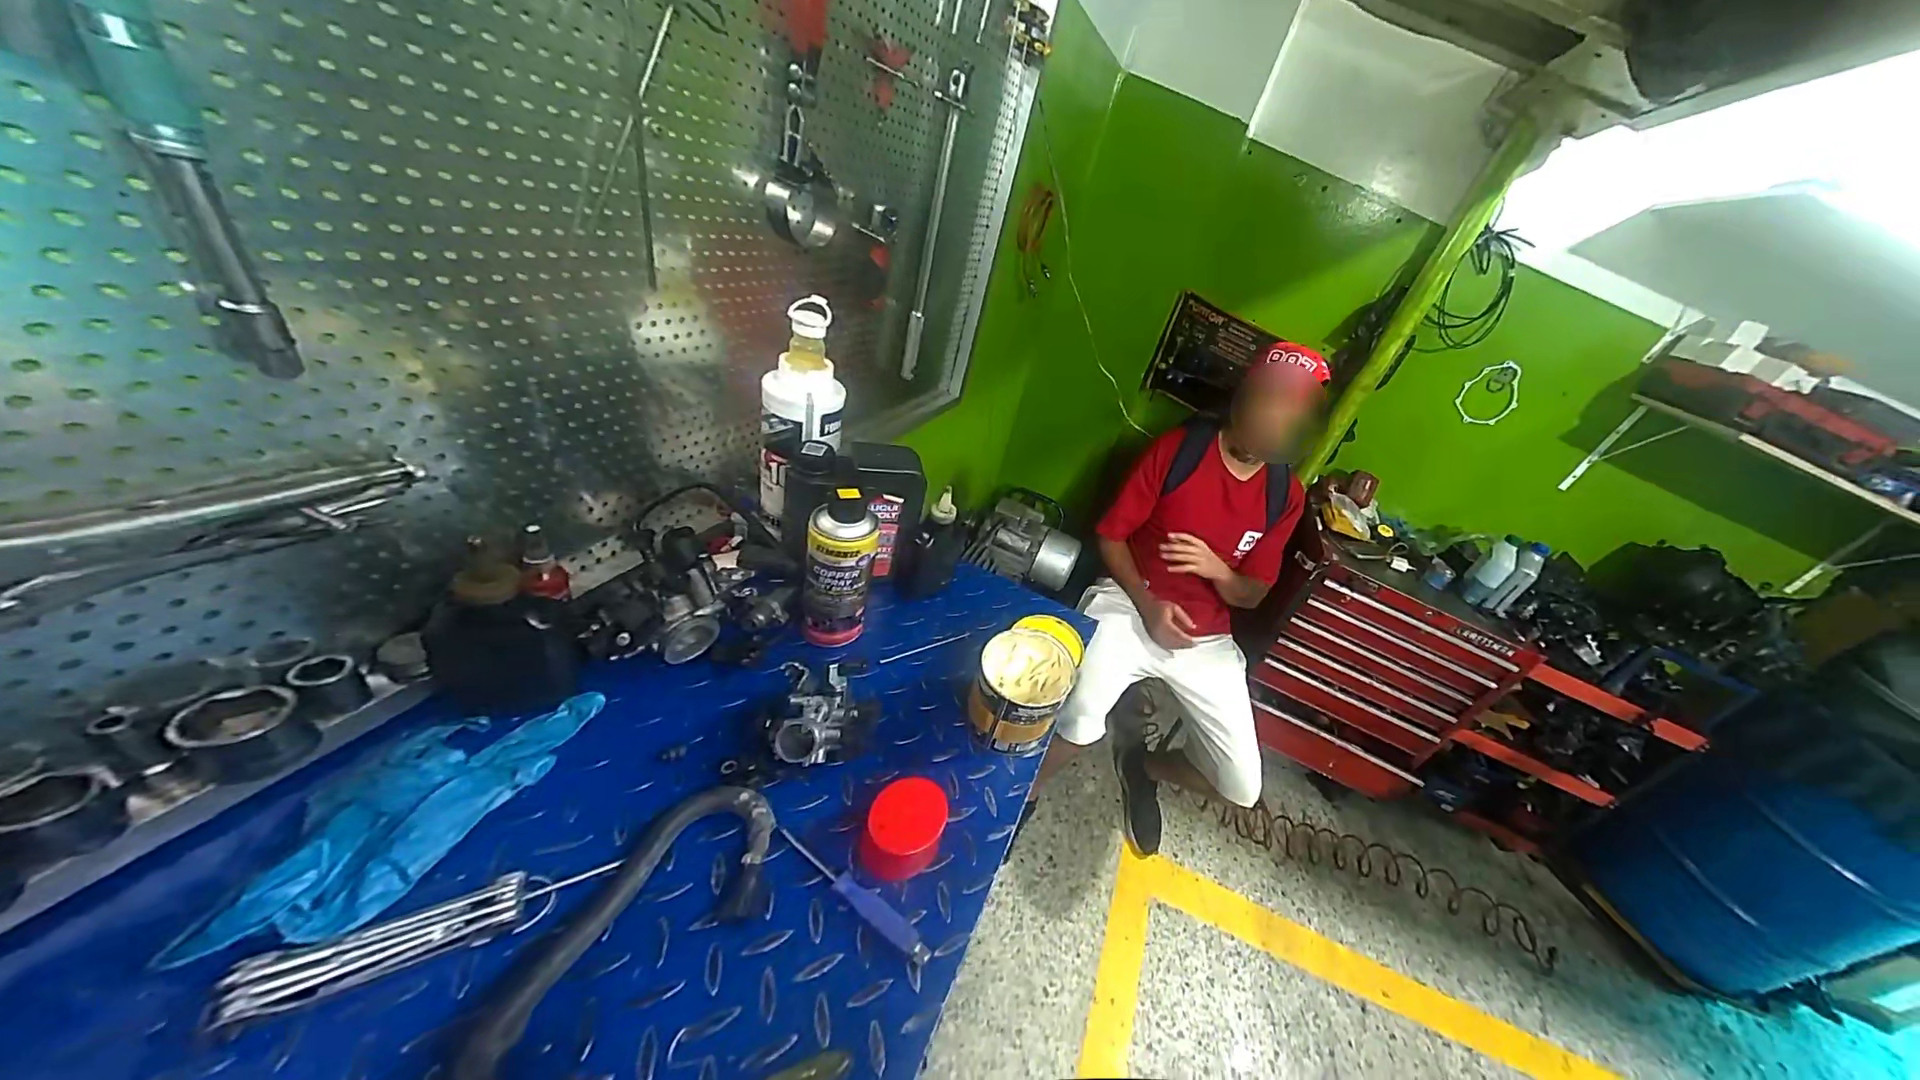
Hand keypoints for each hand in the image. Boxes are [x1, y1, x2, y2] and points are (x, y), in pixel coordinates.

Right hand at [1141, 597, 1197, 649]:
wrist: (1145, 607)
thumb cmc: (1159, 606)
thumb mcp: (1174, 608)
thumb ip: (1184, 617)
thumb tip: (1192, 627)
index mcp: (1164, 625)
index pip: (1179, 635)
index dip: (1189, 640)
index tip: (1197, 642)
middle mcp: (1159, 633)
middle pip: (1176, 643)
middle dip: (1186, 645)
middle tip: (1195, 645)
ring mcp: (1155, 637)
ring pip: (1171, 646)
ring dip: (1181, 647)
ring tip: (1189, 646)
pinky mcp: (1154, 639)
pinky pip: (1165, 646)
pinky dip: (1174, 647)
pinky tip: (1179, 645)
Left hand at [1160, 532, 1230, 582]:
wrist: (1220, 570)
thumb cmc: (1206, 557)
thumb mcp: (1200, 548)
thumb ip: (1186, 544)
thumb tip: (1171, 539)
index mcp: (1200, 544)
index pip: (1189, 538)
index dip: (1179, 536)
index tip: (1168, 535)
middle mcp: (1200, 551)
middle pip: (1184, 547)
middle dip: (1172, 546)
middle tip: (1161, 546)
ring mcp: (1200, 560)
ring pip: (1184, 557)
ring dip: (1172, 556)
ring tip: (1161, 555)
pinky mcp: (1198, 569)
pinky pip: (1186, 568)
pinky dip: (1177, 568)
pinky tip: (1168, 568)